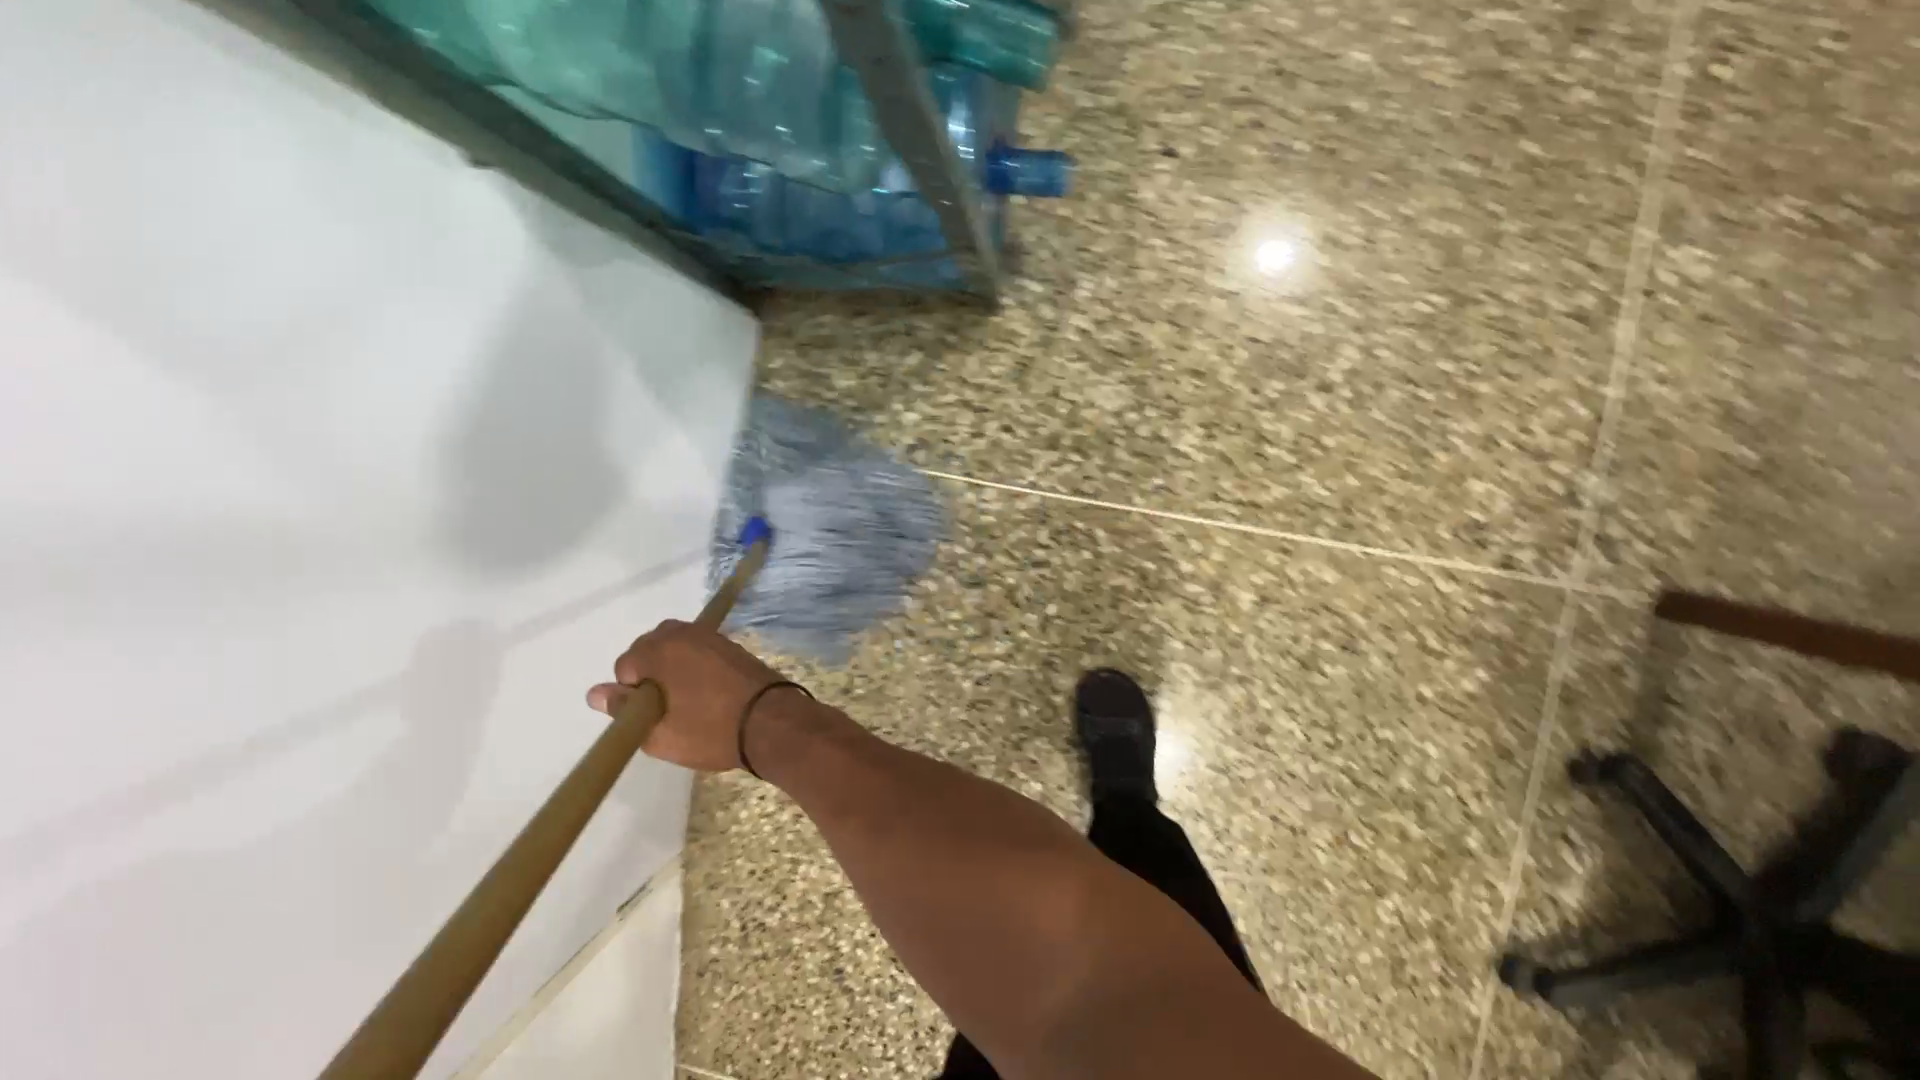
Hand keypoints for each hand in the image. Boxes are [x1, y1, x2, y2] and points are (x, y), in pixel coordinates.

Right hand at [586, 619, 789, 771]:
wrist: (772, 723)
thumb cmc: (709, 731)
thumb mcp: (658, 733)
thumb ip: (623, 709)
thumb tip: (595, 692)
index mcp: (659, 649)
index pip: (624, 665)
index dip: (633, 694)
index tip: (652, 716)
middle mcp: (683, 632)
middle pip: (650, 650)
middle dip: (652, 676)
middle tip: (670, 710)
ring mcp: (711, 636)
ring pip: (677, 649)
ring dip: (674, 670)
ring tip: (689, 703)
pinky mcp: (733, 646)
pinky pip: (701, 651)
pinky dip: (697, 668)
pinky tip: (710, 693)